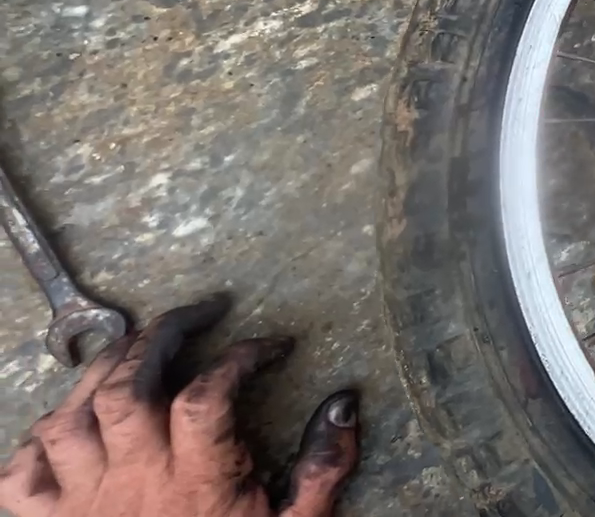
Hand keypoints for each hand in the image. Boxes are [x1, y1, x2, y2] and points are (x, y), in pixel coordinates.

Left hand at [0, 296, 358, 516]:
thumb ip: (323, 469)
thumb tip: (345, 403)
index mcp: (194, 479)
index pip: (208, 393)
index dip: (243, 354)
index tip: (275, 345)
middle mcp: (128, 481)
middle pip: (124, 389)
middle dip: (163, 336)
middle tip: (202, 313)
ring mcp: (73, 506)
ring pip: (67, 418)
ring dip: (101, 371)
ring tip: (139, 346)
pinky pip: (16, 472)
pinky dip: (41, 435)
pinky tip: (74, 418)